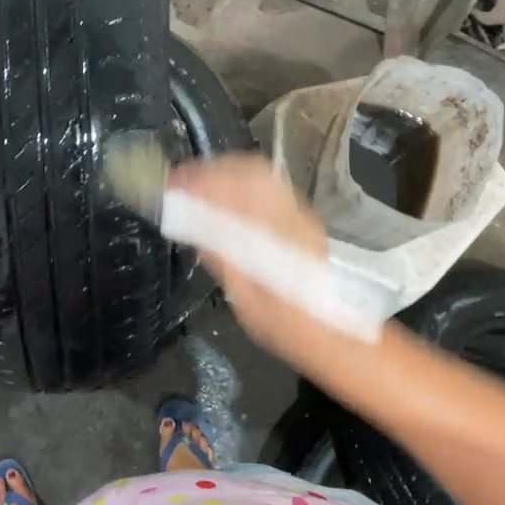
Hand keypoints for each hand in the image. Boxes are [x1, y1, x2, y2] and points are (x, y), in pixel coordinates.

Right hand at [168, 154, 344, 364]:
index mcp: (273, 237)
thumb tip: (194, 226)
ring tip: (199, 183)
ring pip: (262, 176)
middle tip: (181, 180)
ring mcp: (300, 216)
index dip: (199, 183)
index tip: (173, 185)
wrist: (332, 334)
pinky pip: (270, 187)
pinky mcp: (303, 221)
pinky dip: (241, 183)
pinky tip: (225, 196)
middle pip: (250, 173)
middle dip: (211, 170)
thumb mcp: (245, 297)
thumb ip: (222, 258)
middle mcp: (290, 218)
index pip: (232, 193)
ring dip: (226, 173)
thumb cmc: (283, 325)